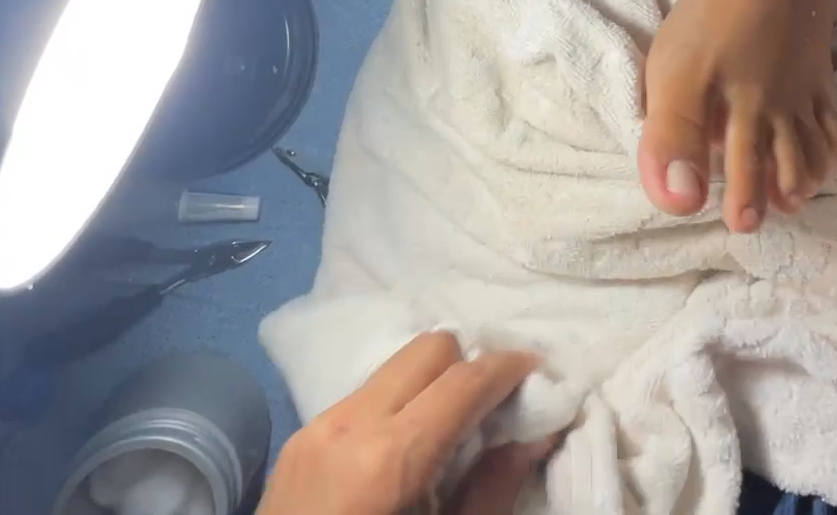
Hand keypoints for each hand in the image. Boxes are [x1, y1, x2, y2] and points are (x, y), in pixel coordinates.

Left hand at [259, 333, 553, 514]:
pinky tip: (407, 444)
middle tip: (494, 401)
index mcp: (389, 458)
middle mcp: (350, 422)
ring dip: (433, 379)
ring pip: (395, 365)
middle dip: (469, 362)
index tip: (536, 371)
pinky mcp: (299, 436)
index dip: (508, 367)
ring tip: (452, 422)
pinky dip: (399, 400)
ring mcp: (318, 425)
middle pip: (429, 347)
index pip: (463, 379)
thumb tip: (536, 434)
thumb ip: (492, 488)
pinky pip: (365, 392)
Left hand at [639, 0, 836, 231]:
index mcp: (745, 111)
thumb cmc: (720, 5)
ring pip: (811, 127)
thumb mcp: (680, 74)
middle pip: (785, 154)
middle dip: (780, 186)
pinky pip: (828, 89)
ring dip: (808, 159)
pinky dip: (830, 116)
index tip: (749, 226)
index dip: (747, 198)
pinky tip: (828, 117)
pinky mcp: (813, 34)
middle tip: (780, 212)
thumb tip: (677, 208)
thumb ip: (675, 139)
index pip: (747, 169)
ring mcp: (803, 68)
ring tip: (808, 184)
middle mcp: (780, 98)